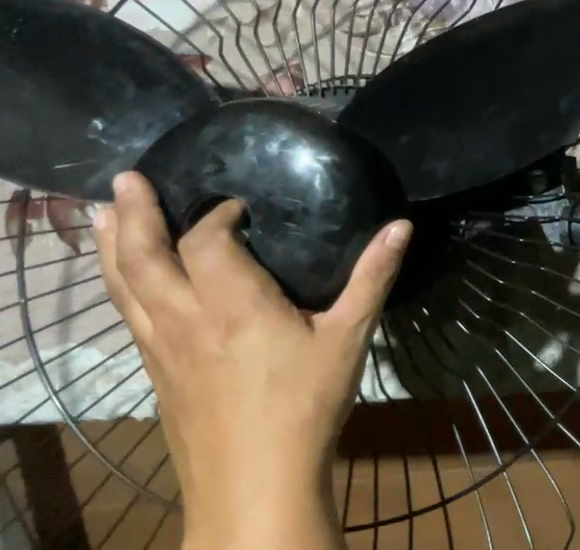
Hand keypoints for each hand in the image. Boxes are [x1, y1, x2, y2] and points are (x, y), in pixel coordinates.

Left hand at [94, 173, 410, 549]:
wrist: (254, 476)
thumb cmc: (307, 401)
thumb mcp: (350, 335)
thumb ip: (372, 276)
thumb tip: (401, 225)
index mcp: (234, 307)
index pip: (207, 244)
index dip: (218, 216)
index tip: (243, 203)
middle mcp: (185, 320)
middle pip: (142, 260)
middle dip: (133, 216)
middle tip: (126, 178)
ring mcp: (161, 346)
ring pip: (123, 287)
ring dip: (111, 246)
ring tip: (102, 212)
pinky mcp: (155, 368)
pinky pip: (127, 311)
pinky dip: (119, 281)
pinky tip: (125, 275)